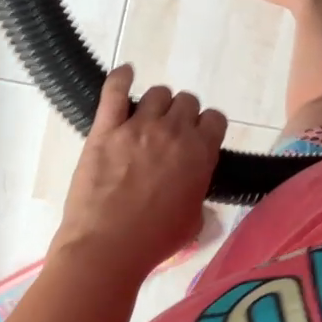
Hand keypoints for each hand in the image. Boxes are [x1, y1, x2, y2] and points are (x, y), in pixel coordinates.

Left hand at [49, 65, 225, 283]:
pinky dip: (121, 78)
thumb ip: (199, 193)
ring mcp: (139, 127)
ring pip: (157, 93)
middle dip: (181, 114)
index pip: (215, 118)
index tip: (197, 139)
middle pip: (187, 101)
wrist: (107, 248)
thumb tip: (194, 190)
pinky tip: (126, 73)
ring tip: (146, 119)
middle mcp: (175, 131)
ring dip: (156, 104)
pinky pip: (115, 91)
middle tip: (169, 134)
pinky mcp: (106, 130)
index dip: (206, 127)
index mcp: (202, 151)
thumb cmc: (155, 240)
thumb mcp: (194, 220)